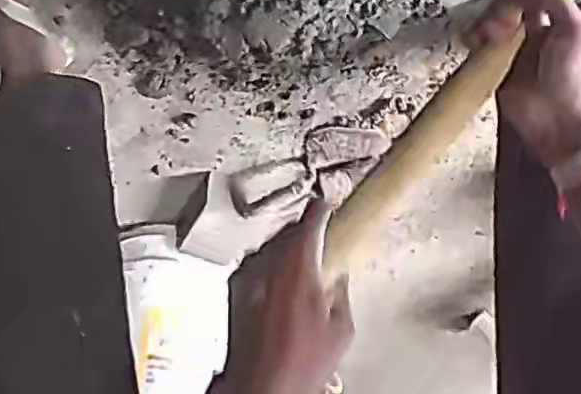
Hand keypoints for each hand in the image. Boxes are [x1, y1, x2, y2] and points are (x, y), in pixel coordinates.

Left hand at [244, 199, 353, 393]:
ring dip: (286, 252)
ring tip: (298, 275)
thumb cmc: (300, 364)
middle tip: (317, 244)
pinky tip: (279, 292)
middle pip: (291, 232)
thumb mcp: (341, 330)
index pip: (312, 221)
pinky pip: (258, 266)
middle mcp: (273, 263)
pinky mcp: (238, 288)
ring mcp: (252, 273)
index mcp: (301, 266)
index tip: (326, 204)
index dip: (321, 209)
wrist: (263, 386)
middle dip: (305, 234)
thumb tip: (340, 279)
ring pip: (273, 247)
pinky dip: (270, 270)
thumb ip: (342, 293)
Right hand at [470, 0, 580, 176]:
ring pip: (491, 22)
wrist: (562, 123)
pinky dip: (475, 39)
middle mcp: (533, 33)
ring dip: (489, 22)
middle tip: (504, 13)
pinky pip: (479, 46)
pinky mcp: (495, 68)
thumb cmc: (577, 78)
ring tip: (492, 33)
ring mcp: (513, 50)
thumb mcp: (574, 29)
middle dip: (503, 4)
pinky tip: (477, 41)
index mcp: (556, 22)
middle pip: (508, 4)